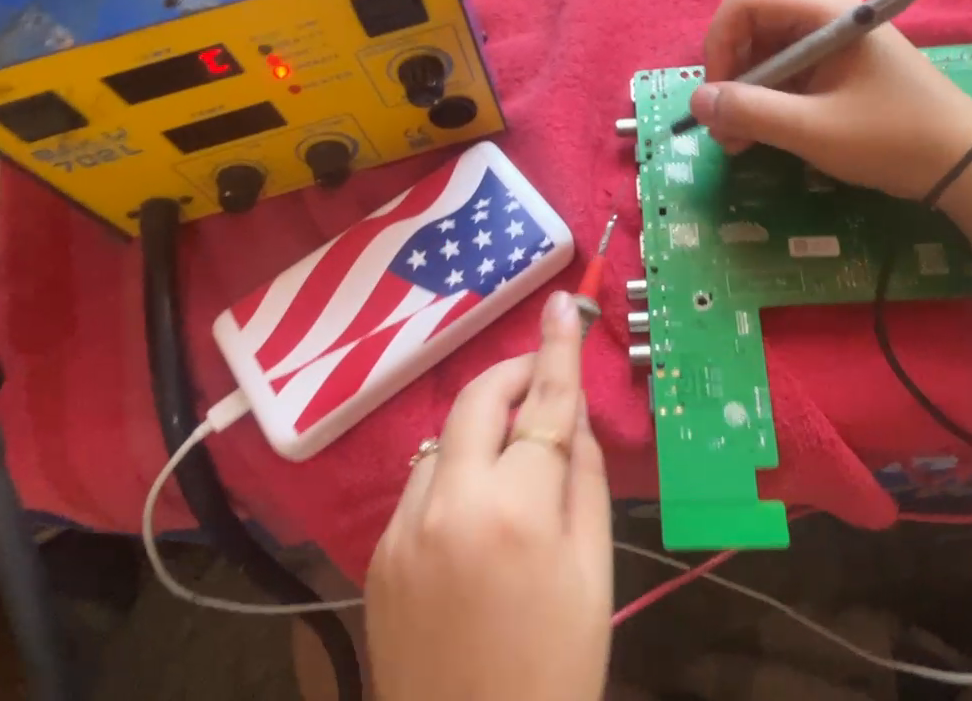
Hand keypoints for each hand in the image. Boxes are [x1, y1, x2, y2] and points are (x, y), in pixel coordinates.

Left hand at [365, 293, 611, 700]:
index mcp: (517, 510)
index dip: (556, 351)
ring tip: (511, 470)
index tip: (559, 305)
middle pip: (477, 401)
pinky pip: (420, 486)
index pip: (543, 405)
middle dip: (509, 377)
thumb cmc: (556, 666)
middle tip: (538, 384)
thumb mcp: (593, 574)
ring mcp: (404, 526)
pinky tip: (472, 519)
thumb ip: (583, 480)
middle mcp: (450, 503)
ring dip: (480, 434)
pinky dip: (450, 478)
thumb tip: (570, 415)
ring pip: (445, 441)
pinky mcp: (378, 551)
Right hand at [688, 0, 971, 199]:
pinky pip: (785, 76)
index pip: (744, 2)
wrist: (963, 163)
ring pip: (763, 56)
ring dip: (743, 97)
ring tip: (738, 144)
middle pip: (750, 28)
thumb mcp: (813, 129)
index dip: (718, 45)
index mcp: (824, 11)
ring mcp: (830, 44)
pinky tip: (760, 138)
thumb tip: (696, 101)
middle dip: (728, 78)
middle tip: (723, 131)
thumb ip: (750, 112)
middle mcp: (824, 17)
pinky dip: (765, 104)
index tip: (717, 97)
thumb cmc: (892, 138)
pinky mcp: (836, 70)